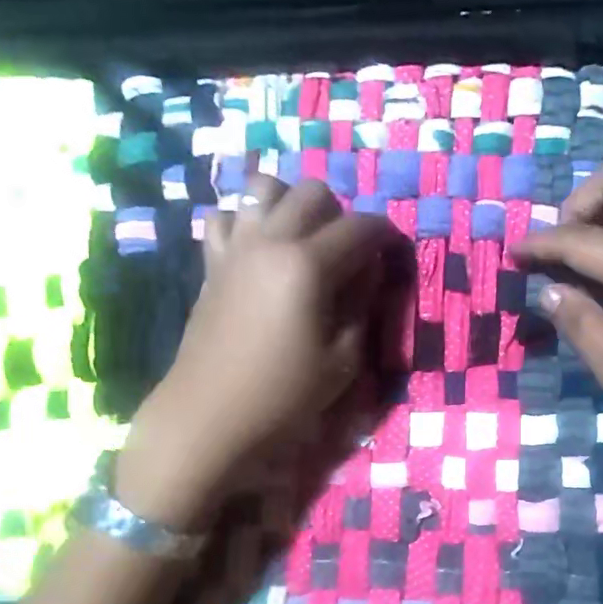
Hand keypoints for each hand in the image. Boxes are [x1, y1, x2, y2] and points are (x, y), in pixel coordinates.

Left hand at [116, 174, 400, 527]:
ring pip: (263, 187)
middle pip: (312, 193)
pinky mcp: (212, 263)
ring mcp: (235, 247)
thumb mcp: (341, 361)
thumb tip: (368, 270)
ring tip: (302, 241)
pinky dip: (247, 220)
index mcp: (307, 265)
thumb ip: (360, 306)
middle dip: (340, 214)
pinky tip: (259, 251)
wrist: (209, 416)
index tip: (393, 252)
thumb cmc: (282, 396)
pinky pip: (226, 215)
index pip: (360, 228)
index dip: (384, 236)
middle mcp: (269, 241)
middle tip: (346, 254)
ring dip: (290, 204)